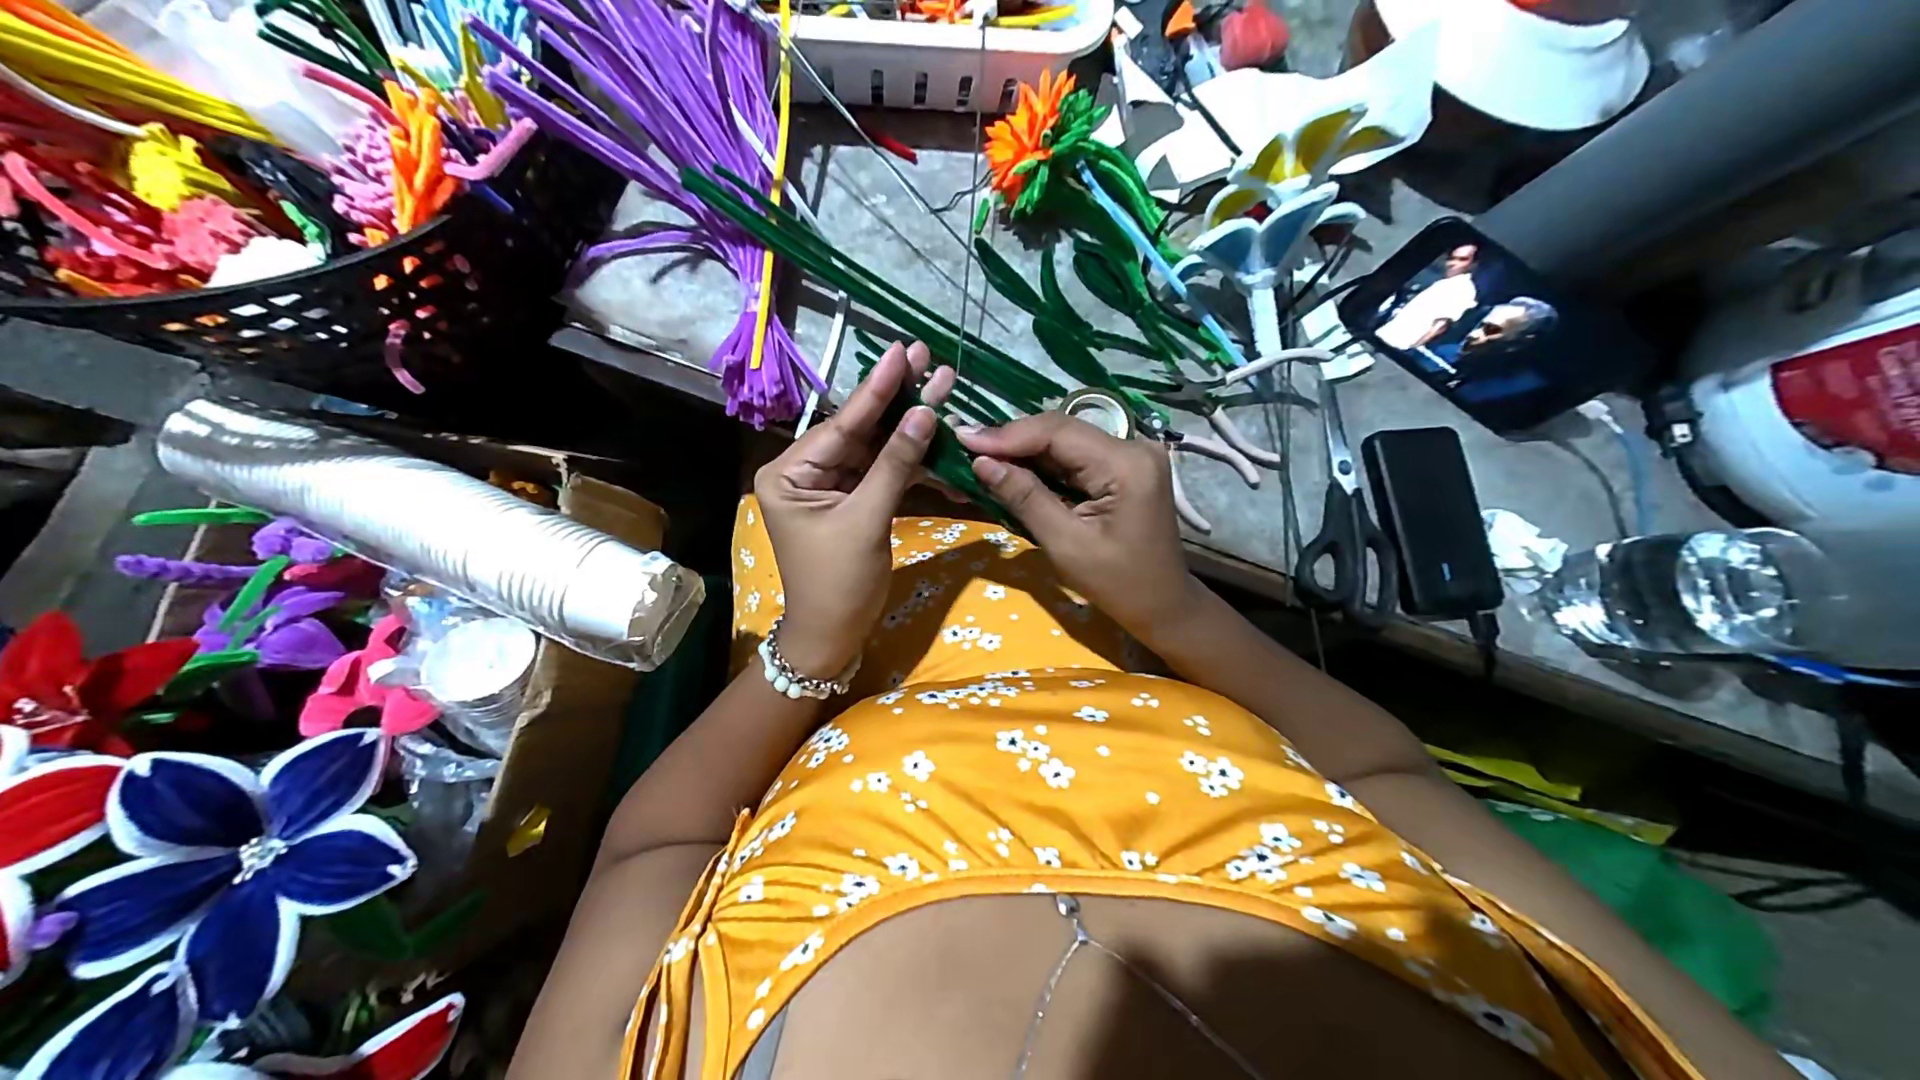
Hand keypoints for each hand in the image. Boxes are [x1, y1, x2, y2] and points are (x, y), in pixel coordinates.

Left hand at [756, 342, 953, 674]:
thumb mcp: (866, 520)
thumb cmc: (839, 582)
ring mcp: (832, 486)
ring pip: (877, 448)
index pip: (841, 424)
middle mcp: (807, 471)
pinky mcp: (855, 501)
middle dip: (896, 399)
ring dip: (911, 427)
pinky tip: (941, 440)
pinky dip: (913, 463)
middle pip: (860, 429)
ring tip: (943, 388)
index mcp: (789, 472)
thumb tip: (924, 414)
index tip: (903, 352)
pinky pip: (885, 472)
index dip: (877, 389)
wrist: (835, 635)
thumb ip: (895, 465)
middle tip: (927, 358)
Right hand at [958, 413, 1201, 638]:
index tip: (965, 439)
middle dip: (1012, 440)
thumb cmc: (1118, 583)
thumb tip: (982, 463)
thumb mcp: (1065, 544)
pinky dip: (1043, 465)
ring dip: (1024, 451)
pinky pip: (1075, 458)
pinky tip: (1012, 467)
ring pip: (1065, 442)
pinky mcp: (1123, 468)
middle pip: (1061, 431)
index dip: (1008, 434)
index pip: (1058, 432)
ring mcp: (1130, 455)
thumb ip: (1025, 497)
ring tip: (980, 455)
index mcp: (1126, 463)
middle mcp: (1133, 446)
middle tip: (966, 446)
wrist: (1162, 605)